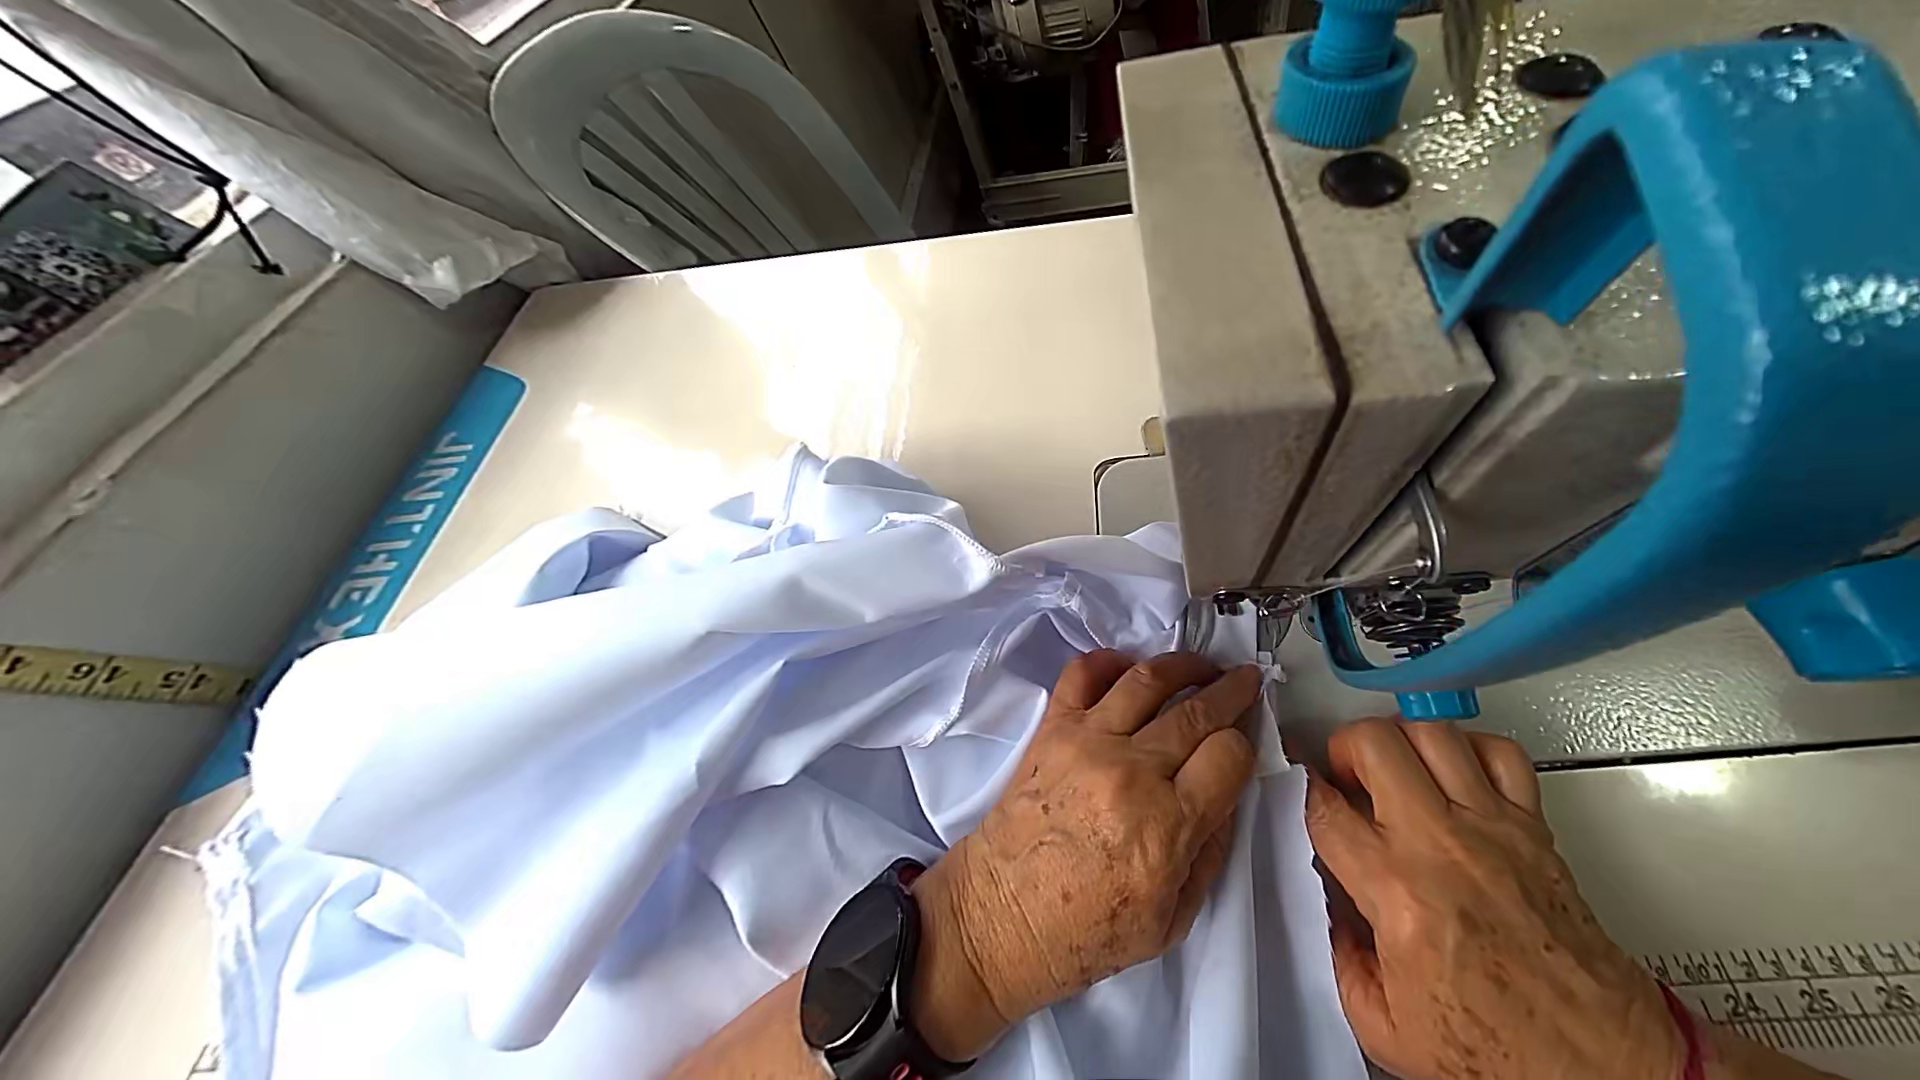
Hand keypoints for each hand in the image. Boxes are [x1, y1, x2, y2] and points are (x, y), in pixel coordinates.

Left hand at [908, 650, 1262, 1059]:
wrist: (1003, 914)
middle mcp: (1131, 771)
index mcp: (1168, 824)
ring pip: (1146, 681)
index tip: (1244, 738)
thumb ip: (1209, 850)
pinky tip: (1129, 667)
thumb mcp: (1174, 918)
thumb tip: (1226, 789)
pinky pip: (1081, 675)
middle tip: (1245, 679)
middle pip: (1196, 711)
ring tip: (1201, 666)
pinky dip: (1108, 661)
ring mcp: (1087, 742)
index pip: (1229, 754)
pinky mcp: (1052, 729)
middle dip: (1231, 690)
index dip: (1245, 742)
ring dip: (1183, 665)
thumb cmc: (1088, 930)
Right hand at [1304, 717, 1682, 1079]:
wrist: (1605, 1069)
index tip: (1297, 785)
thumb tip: (1324, 903)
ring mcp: (1492, 831)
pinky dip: (1468, 747)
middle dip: (1344, 747)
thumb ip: (1335, 952)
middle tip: (1345, 773)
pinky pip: (1500, 753)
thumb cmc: (1503, 1050)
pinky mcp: (1532, 830)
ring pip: (1431, 733)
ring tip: (1393, 766)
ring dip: (1400, 740)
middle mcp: (1441, 845)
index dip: (1299, 786)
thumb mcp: (1381, 1021)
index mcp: (1396, 891)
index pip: (1324, 806)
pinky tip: (1451, 771)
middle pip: (1373, 743)